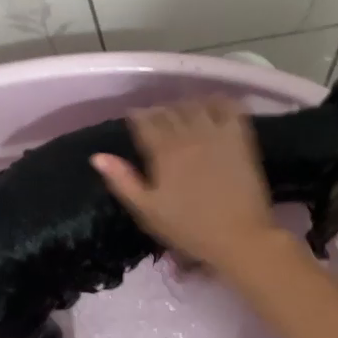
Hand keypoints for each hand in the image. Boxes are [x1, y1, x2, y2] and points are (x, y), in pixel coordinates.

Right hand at [91, 97, 286, 269]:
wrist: (239, 236)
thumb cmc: (190, 229)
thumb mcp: (148, 211)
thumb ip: (122, 181)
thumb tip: (97, 157)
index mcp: (163, 152)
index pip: (144, 121)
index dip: (137, 117)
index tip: (134, 119)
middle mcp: (188, 135)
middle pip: (169, 110)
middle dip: (159, 111)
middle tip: (157, 119)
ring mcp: (216, 134)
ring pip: (196, 105)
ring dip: (185, 104)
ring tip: (182, 112)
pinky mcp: (240, 138)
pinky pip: (229, 108)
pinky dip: (219, 102)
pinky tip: (214, 105)